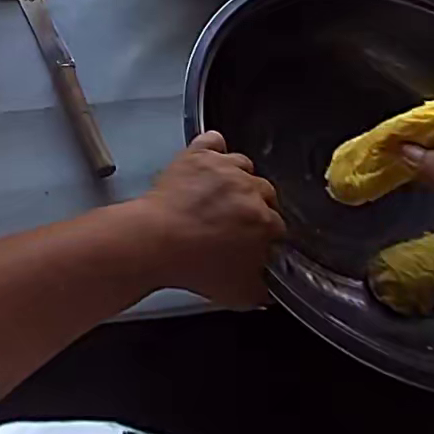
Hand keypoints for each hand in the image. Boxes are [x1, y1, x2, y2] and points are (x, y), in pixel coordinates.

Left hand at [126, 131, 284, 308]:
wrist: (156, 241)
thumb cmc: (193, 265)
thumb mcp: (239, 293)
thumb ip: (262, 287)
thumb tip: (268, 285)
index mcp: (263, 220)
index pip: (277, 224)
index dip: (267, 234)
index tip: (256, 239)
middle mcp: (248, 187)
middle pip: (265, 191)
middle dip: (256, 204)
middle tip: (237, 218)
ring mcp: (223, 166)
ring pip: (243, 164)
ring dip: (238, 177)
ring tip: (223, 192)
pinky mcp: (199, 154)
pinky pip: (214, 140)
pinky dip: (215, 148)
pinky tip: (211, 159)